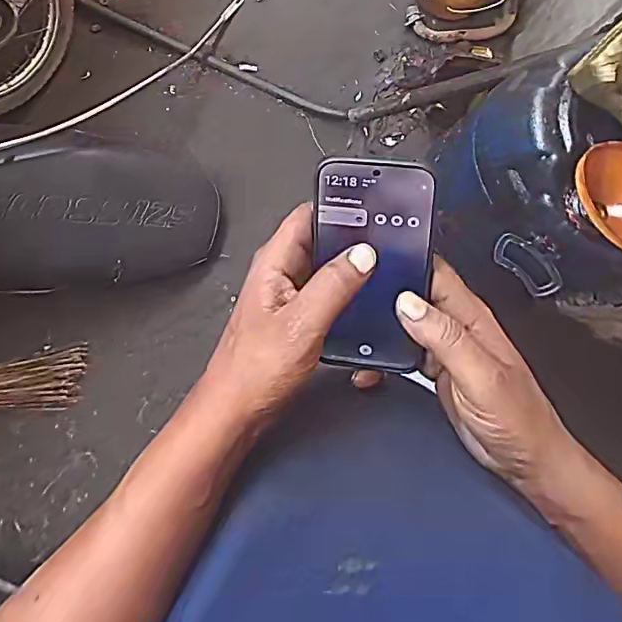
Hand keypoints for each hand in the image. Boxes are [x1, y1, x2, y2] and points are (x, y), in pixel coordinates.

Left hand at [194, 203, 374, 426]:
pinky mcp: (300, 318)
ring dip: (353, 270)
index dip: (339, 207)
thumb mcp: (300, 325)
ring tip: (381, 273)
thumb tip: (363, 255)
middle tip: (386, 244)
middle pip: (324, 240)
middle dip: (354, 240)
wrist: (235, 415)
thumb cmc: (250, 373)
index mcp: (273, 263)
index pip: (308, 214)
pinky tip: (365, 305)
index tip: (370, 210)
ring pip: (330, 269)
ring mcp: (291, 297)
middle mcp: (281, 274)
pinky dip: (349, 296)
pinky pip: (331, 295)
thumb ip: (334, 285)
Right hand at [363, 259, 585, 502]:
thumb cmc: (520, 421)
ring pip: (409, 321)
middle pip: (417, 293)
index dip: (406, 262)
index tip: (375, 266)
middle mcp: (460, 327)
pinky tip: (375, 366)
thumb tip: (409, 303)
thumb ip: (446, 337)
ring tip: (361, 334)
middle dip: (387, 292)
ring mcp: (448, 349)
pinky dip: (388, 355)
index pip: (436, 272)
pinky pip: (407, 351)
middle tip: (356, 301)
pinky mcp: (439, 371)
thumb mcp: (482, 377)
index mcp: (473, 318)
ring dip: (384, 325)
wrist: (528, 461)